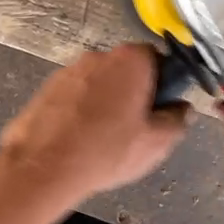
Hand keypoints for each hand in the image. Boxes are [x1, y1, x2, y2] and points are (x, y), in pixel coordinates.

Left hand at [0, 44, 189, 210]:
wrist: (43, 167)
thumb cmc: (104, 150)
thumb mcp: (156, 143)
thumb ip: (177, 120)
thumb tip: (181, 110)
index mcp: (131, 60)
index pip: (157, 57)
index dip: (163, 83)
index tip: (161, 106)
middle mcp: (99, 56)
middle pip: (126, 69)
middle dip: (134, 93)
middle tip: (137, 127)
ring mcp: (69, 71)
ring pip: (99, 83)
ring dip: (105, 103)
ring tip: (105, 139)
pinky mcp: (46, 89)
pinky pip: (74, 96)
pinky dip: (80, 111)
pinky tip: (80, 140)